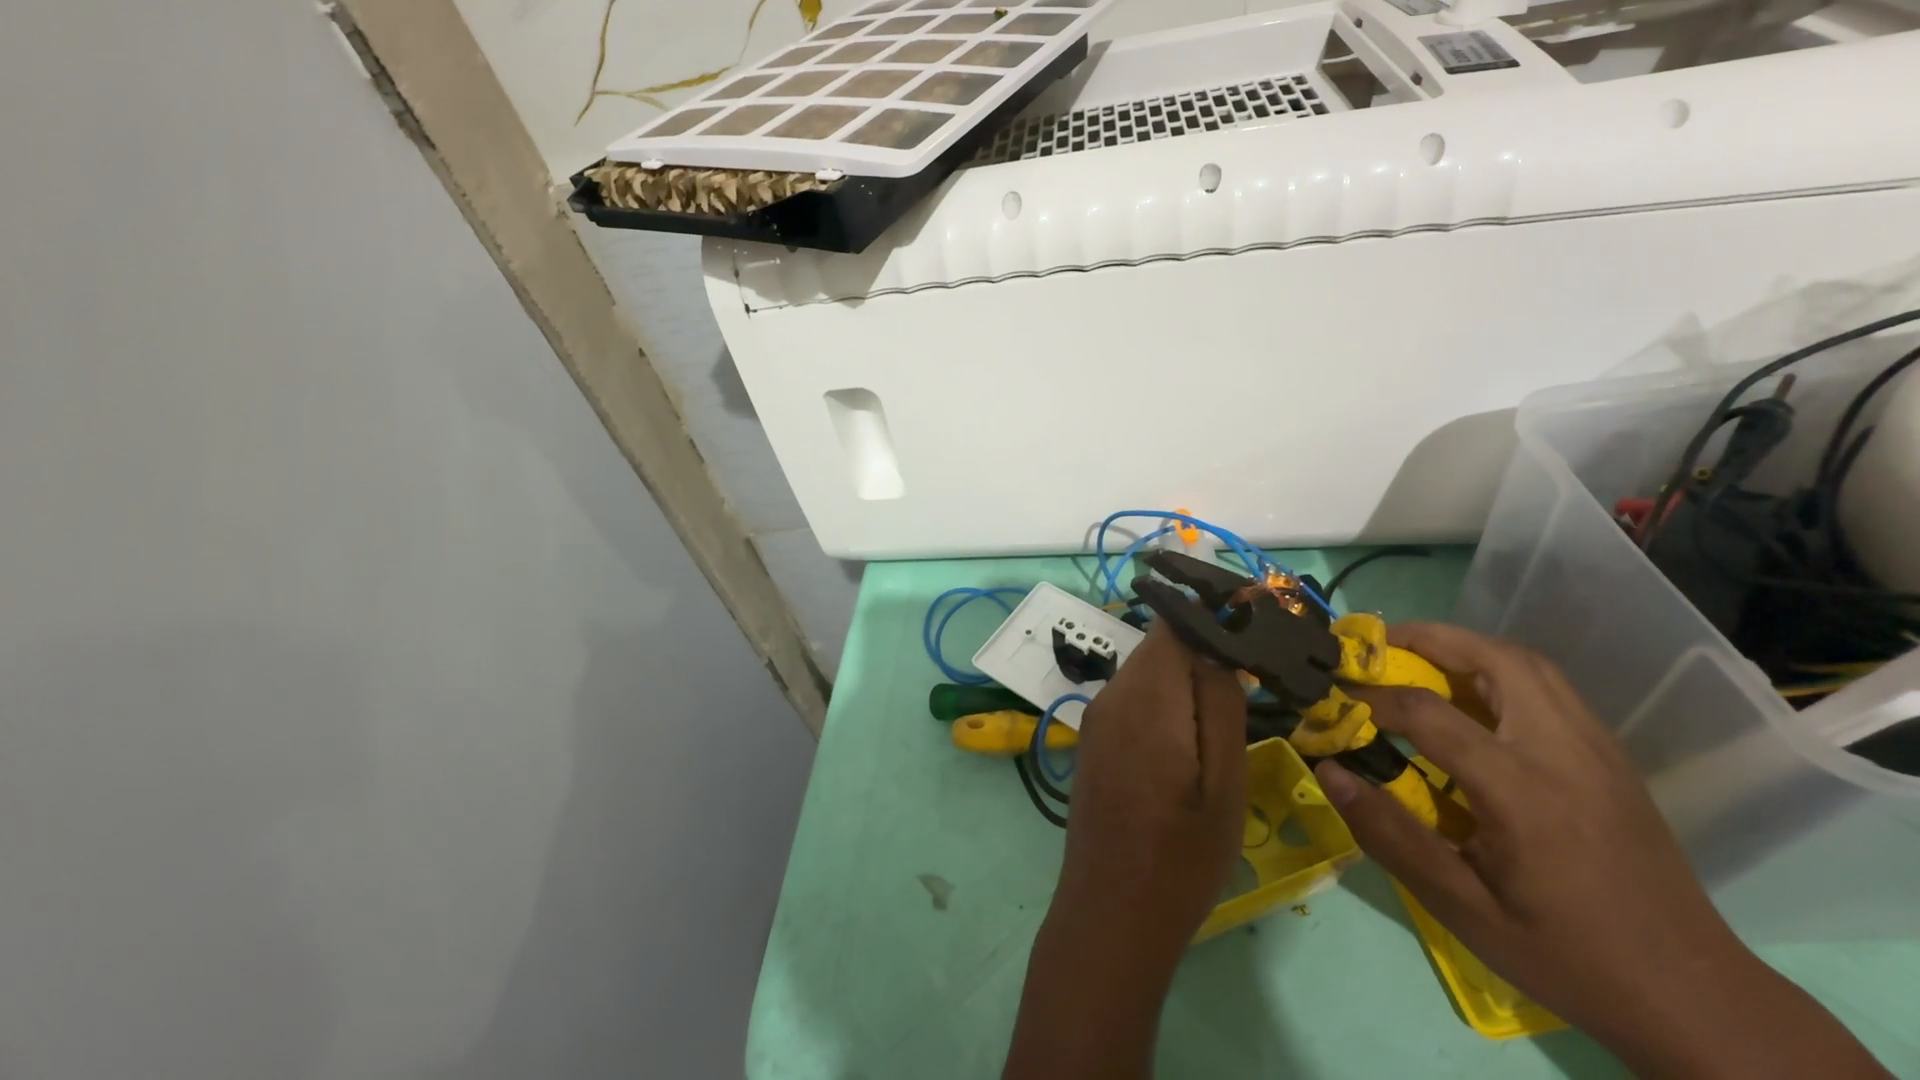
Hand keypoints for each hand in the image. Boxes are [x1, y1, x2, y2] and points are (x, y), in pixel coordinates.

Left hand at [1004, 622, 1246, 1078]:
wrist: (1111, 917)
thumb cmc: (1181, 858)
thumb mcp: (1224, 783)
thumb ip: (1220, 704)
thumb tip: (1222, 646)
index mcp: (1144, 698)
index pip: (1177, 621)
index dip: (1218, 613)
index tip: (1263, 622)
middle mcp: (1110, 697)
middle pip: (1163, 645)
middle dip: (1210, 645)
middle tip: (1262, 669)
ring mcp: (1097, 721)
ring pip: (1150, 671)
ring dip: (1191, 675)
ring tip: (1241, 698)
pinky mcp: (1096, 743)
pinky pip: (1136, 699)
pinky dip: (1169, 700)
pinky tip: (1200, 731)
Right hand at [1317, 623, 1887, 1079]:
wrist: (1685, 988)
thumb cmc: (1562, 953)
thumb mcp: (1461, 908)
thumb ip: (1390, 834)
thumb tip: (1330, 774)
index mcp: (1521, 790)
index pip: (1431, 713)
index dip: (1374, 698)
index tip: (1336, 699)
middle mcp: (1563, 750)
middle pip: (1495, 659)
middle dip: (1431, 638)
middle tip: (1379, 644)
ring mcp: (1597, 748)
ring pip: (1531, 665)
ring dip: (1469, 649)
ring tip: (1421, 660)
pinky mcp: (1612, 757)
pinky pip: (1552, 689)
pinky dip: (1502, 672)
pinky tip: (1476, 702)